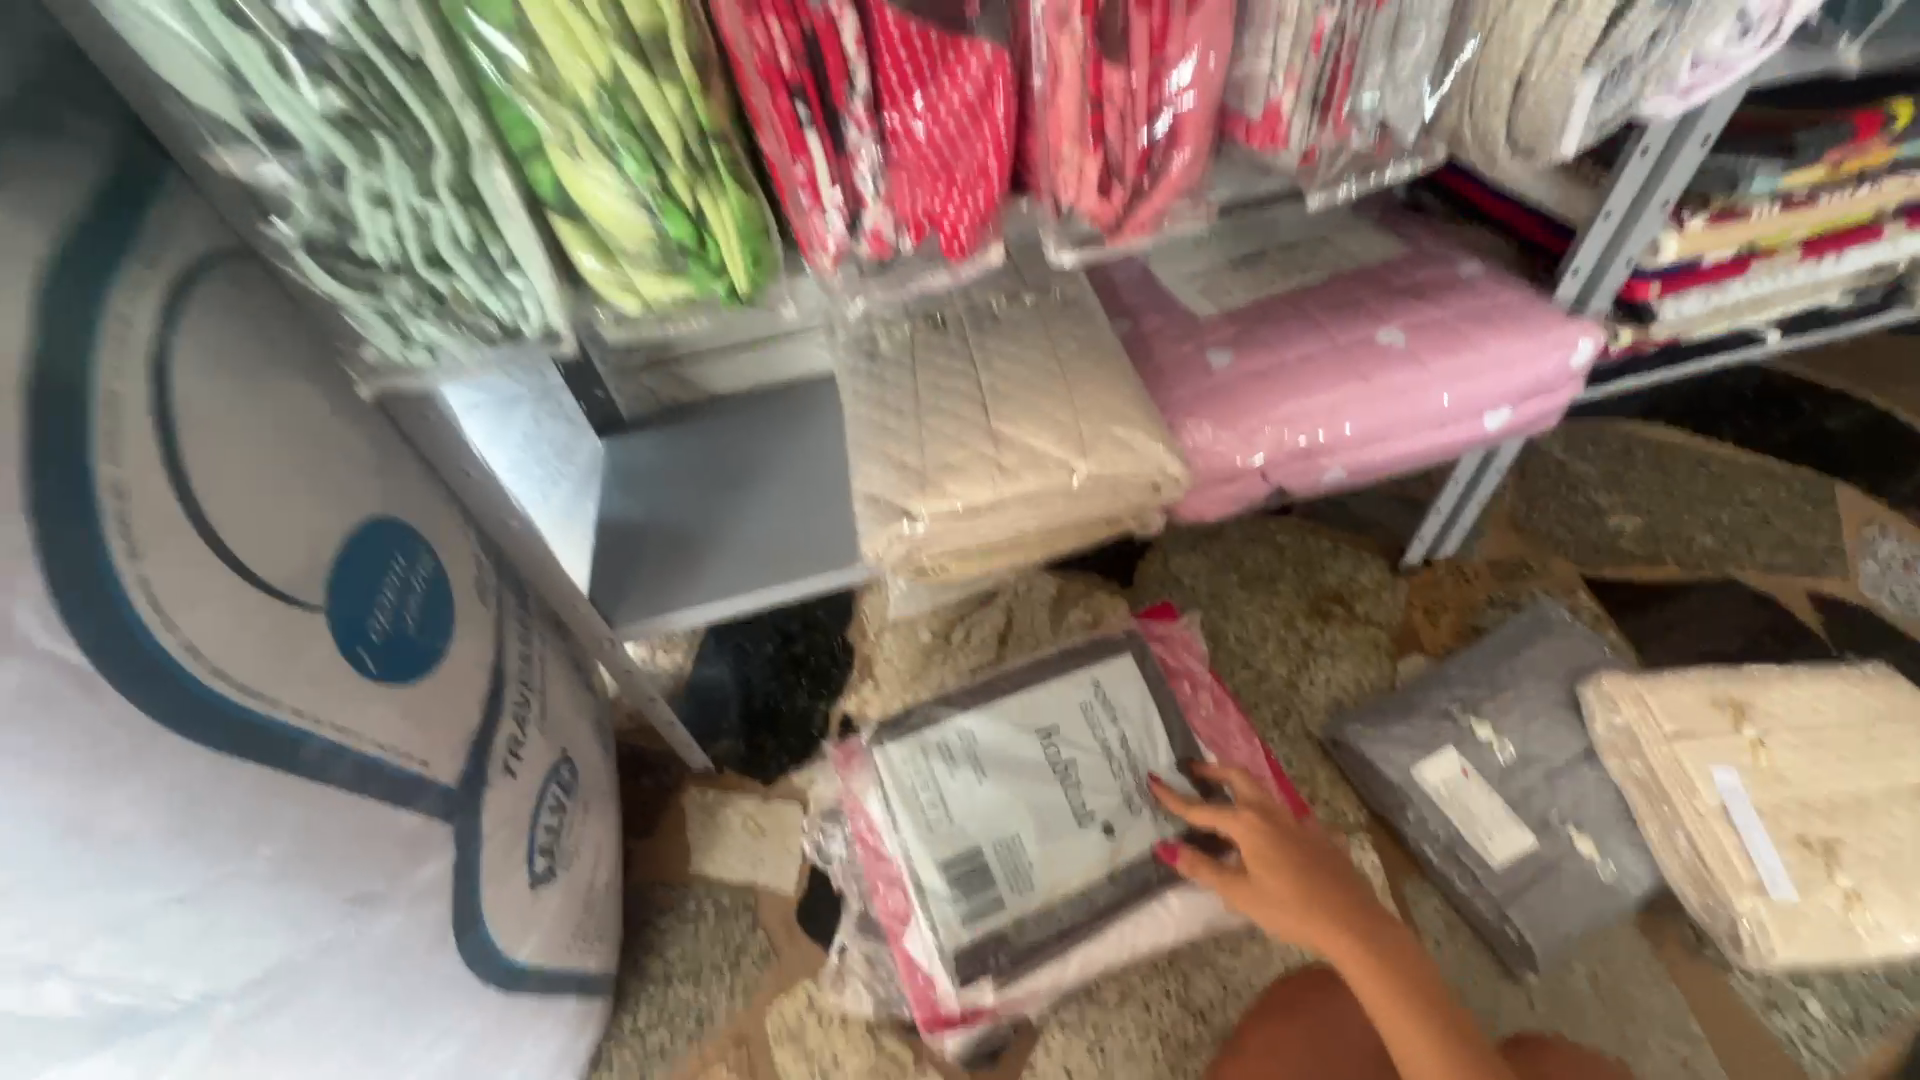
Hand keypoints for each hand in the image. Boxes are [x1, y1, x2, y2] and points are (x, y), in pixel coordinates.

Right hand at [1149, 762, 1393, 956]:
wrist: (1353, 922)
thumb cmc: (1289, 908)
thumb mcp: (1239, 893)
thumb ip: (1202, 868)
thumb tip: (1166, 847)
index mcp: (1247, 824)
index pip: (1201, 808)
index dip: (1174, 798)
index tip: (1153, 780)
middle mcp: (1270, 812)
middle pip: (1238, 778)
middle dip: (1213, 770)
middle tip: (1192, 768)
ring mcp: (1298, 821)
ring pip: (1263, 791)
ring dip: (1239, 784)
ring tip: (1225, 791)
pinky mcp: (1318, 835)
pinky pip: (1286, 813)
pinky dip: (1268, 812)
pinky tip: (1271, 829)